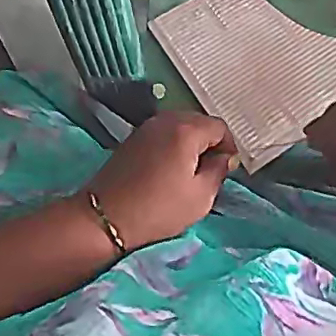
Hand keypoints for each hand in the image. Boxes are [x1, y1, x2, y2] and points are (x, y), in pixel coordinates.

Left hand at [84, 111, 235, 249]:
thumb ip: (218, 171)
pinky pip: (164, 132)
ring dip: (191, 143)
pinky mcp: (134, 137)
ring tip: (189, 172)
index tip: (227, 169)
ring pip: (181, 126)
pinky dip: (173, 144)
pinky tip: (169, 169)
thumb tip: (225, 158)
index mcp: (186, 130)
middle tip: (210, 171)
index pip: (220, 127)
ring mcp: (147, 126)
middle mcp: (166, 119)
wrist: (106, 216)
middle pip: (200, 121)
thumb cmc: (158, 209)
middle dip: (210, 142)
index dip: (229, 147)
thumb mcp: (200, 197)